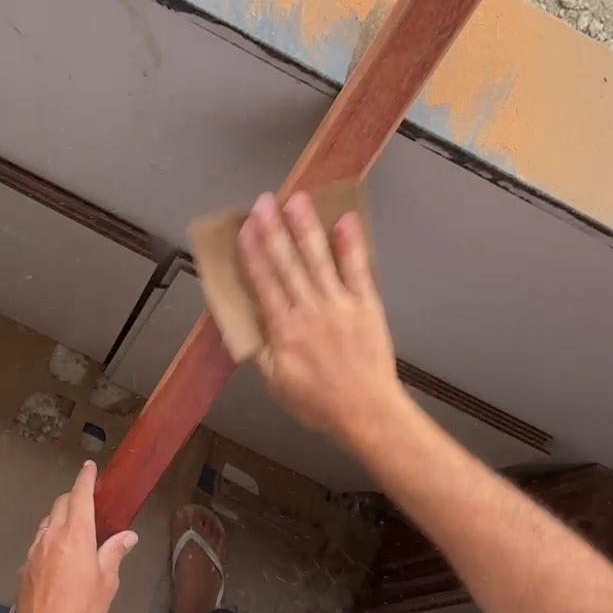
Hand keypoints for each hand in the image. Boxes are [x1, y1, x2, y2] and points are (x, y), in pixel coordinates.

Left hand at [15, 461, 137, 612]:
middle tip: (87, 499)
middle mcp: (52, 536)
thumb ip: (114, 553)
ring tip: (75, 527)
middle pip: (61, 504)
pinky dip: (51, 537)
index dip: (85, 479)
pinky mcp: (25, 566)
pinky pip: (39, 541)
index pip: (80, 496)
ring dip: (60, 516)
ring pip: (47, 521)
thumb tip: (127, 536)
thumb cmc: (82, 610)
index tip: (89, 467)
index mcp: (76, 535)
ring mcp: (35, 550)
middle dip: (74, 496)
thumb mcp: (107, 582)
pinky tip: (59, 554)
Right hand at [239, 191, 406, 444]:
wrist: (366, 411)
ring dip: (306, 228)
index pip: (264, 282)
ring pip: (319, 259)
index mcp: (284, 329)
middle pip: (288, 263)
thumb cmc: (318, 403)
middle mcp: (310, 309)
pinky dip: (351, 246)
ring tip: (297, 200)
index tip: (245, 227)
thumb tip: (245, 329)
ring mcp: (340, 304)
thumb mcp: (277, 384)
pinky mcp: (366, 305)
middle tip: (264, 202)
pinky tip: (346, 221)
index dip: (253, 252)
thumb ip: (262, 352)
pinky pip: (358, 270)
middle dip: (273, 230)